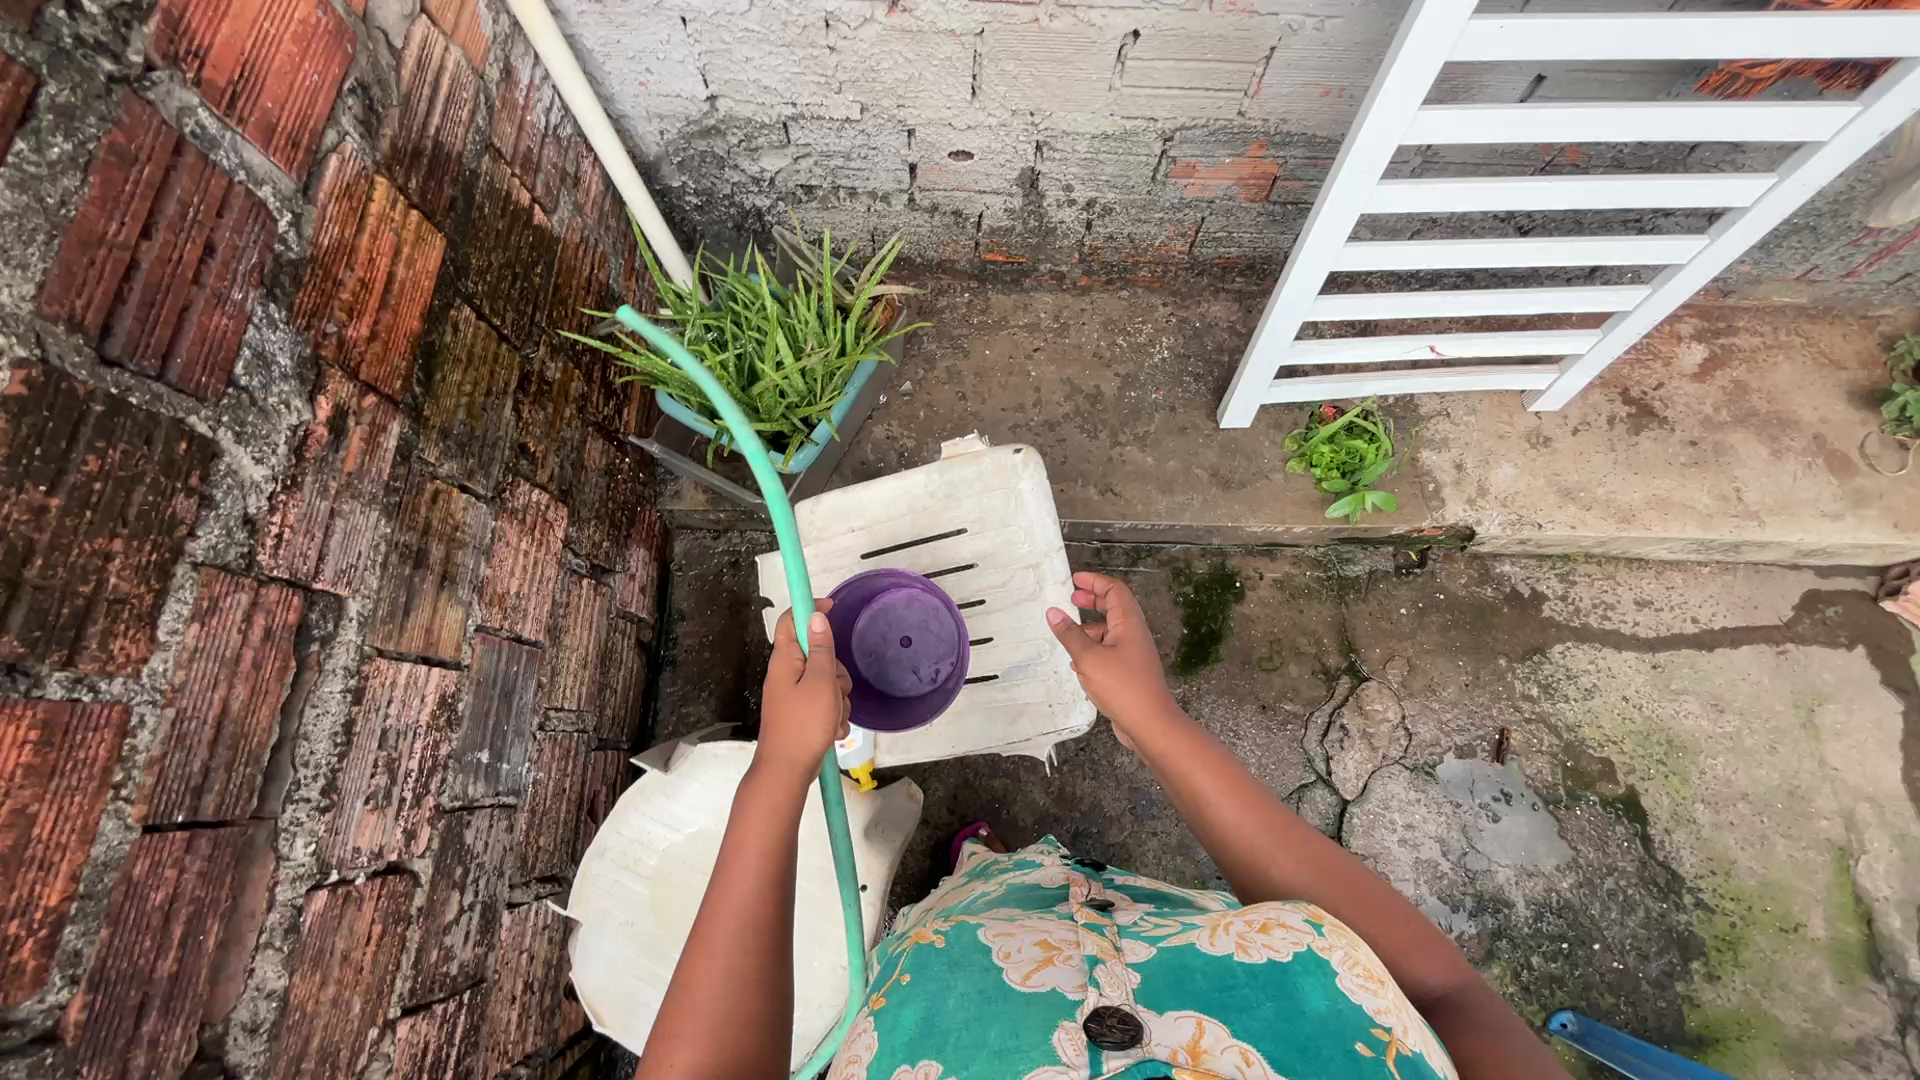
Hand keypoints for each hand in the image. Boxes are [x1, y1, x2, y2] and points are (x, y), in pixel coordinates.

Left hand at [757, 599, 852, 783]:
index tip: (832, 606)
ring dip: (837, 697)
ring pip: (826, 680)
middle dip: (834, 670)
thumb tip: (816, 617)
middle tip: (835, 688)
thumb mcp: (820, 682)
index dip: (810, 609)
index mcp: (785, 660)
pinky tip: (831, 729)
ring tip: (832, 715)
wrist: (788, 771)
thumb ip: (821, 649)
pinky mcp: (802, 712)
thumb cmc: (803, 725)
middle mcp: (787, 673)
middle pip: (817, 653)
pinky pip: (825, 702)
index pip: (792, 620)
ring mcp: (794, 693)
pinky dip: (833, 714)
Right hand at [1046, 572, 1173, 743]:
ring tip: (1068, 634)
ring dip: (1089, 627)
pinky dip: (1093, 648)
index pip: (1114, 590)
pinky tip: (1077, 661)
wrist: (1150, 723)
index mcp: (1128, 623)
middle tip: (1072, 599)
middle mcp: (1133, 634)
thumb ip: (1069, 634)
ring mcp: (1133, 653)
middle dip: (1093, 600)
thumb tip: (1053, 612)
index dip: (1095, 582)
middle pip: (1114, 607)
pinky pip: (1109, 650)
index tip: (1075, 580)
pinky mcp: (1129, 671)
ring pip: (1110, 631)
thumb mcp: (1088, 658)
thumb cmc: (1122, 686)